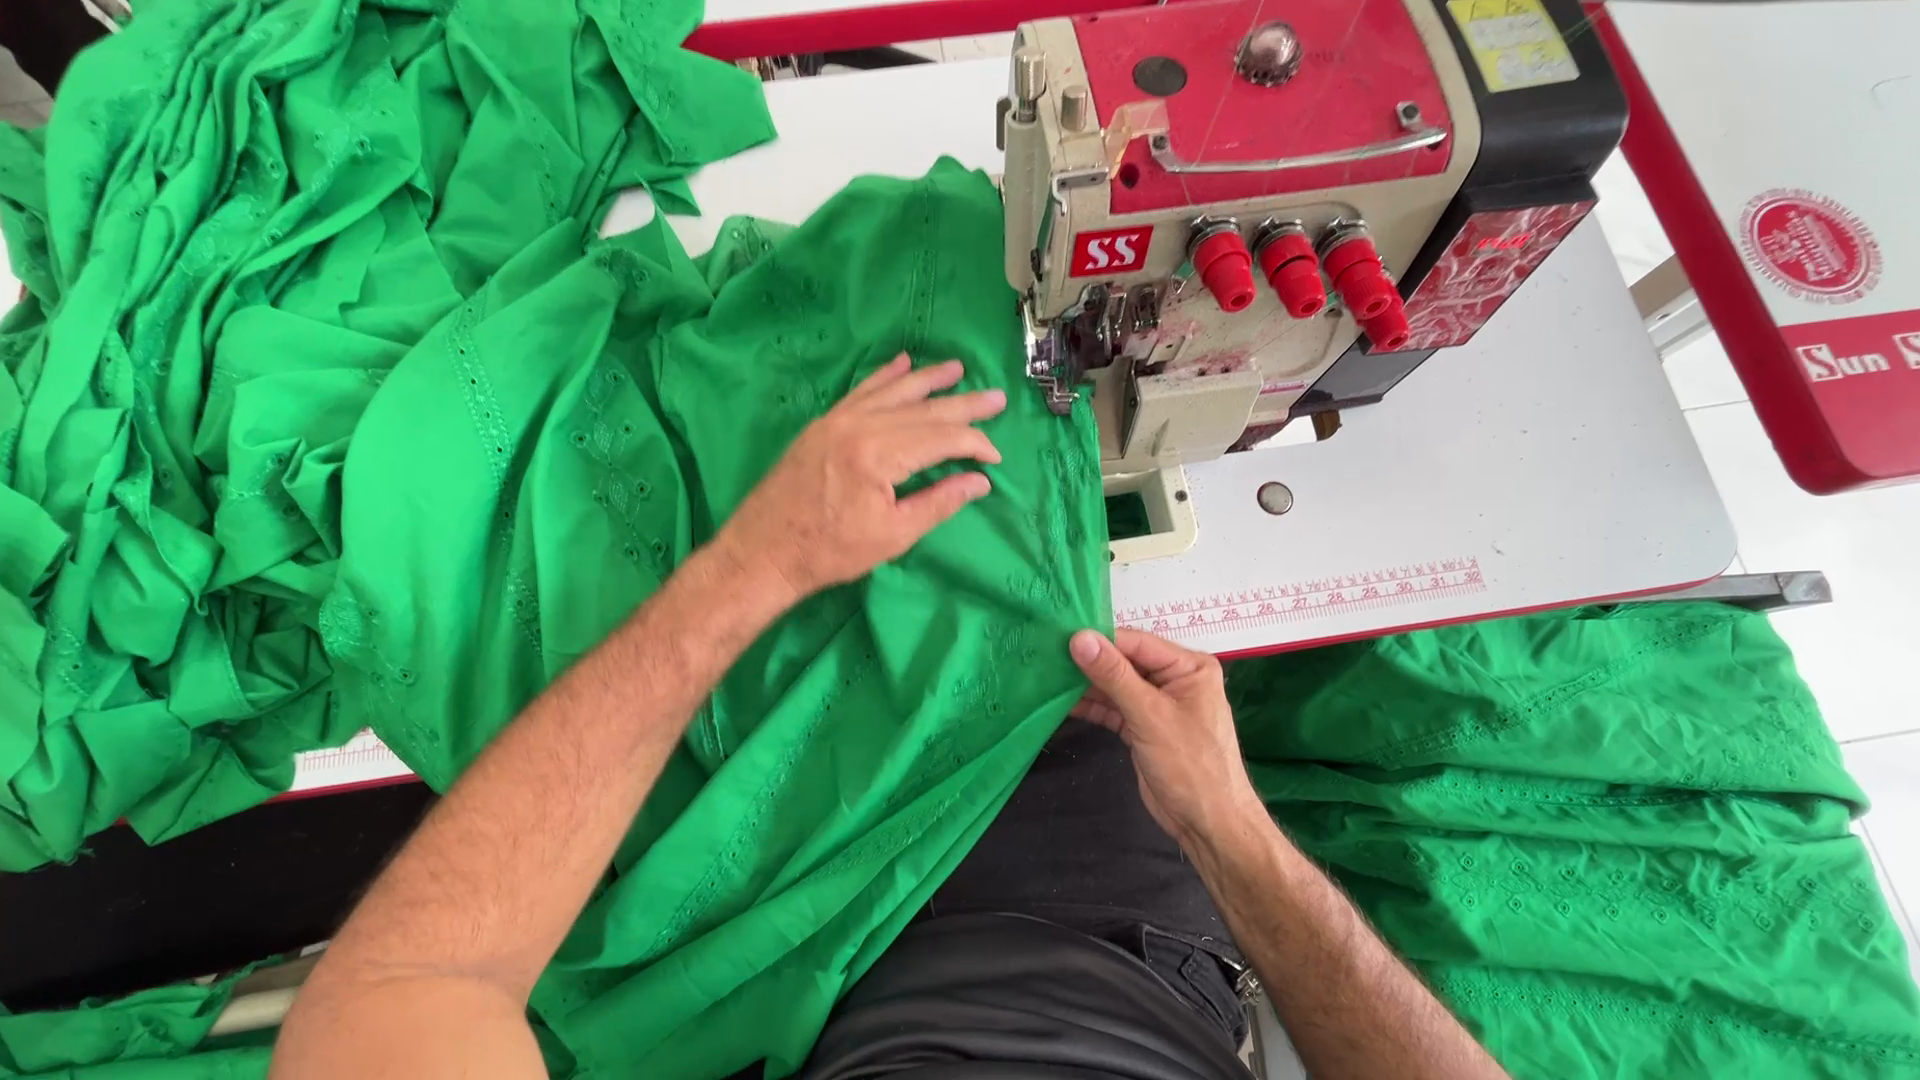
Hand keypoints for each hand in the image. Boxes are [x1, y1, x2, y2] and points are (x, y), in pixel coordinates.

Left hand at [718, 355, 1005, 601]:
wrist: (764, 551)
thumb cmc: (831, 551)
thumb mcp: (893, 536)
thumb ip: (938, 503)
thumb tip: (979, 481)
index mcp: (879, 455)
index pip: (940, 438)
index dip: (973, 444)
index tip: (995, 458)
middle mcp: (859, 427)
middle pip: (922, 410)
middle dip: (963, 405)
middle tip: (996, 397)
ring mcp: (837, 421)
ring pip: (892, 393)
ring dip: (927, 380)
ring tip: (956, 369)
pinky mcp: (822, 425)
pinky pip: (860, 392)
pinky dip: (883, 377)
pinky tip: (901, 365)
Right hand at [1068, 628, 1265, 847]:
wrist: (1207, 825)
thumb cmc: (1190, 766)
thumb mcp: (1150, 716)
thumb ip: (1113, 675)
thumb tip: (1079, 638)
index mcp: (1188, 666)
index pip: (1136, 643)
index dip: (1099, 639)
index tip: (1059, 637)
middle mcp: (1174, 679)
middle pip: (1124, 661)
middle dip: (1089, 661)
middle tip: (1046, 655)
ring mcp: (1157, 704)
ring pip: (1115, 685)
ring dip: (1085, 685)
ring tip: (1046, 677)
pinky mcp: (1143, 726)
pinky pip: (1113, 708)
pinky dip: (1091, 707)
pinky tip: (1061, 703)